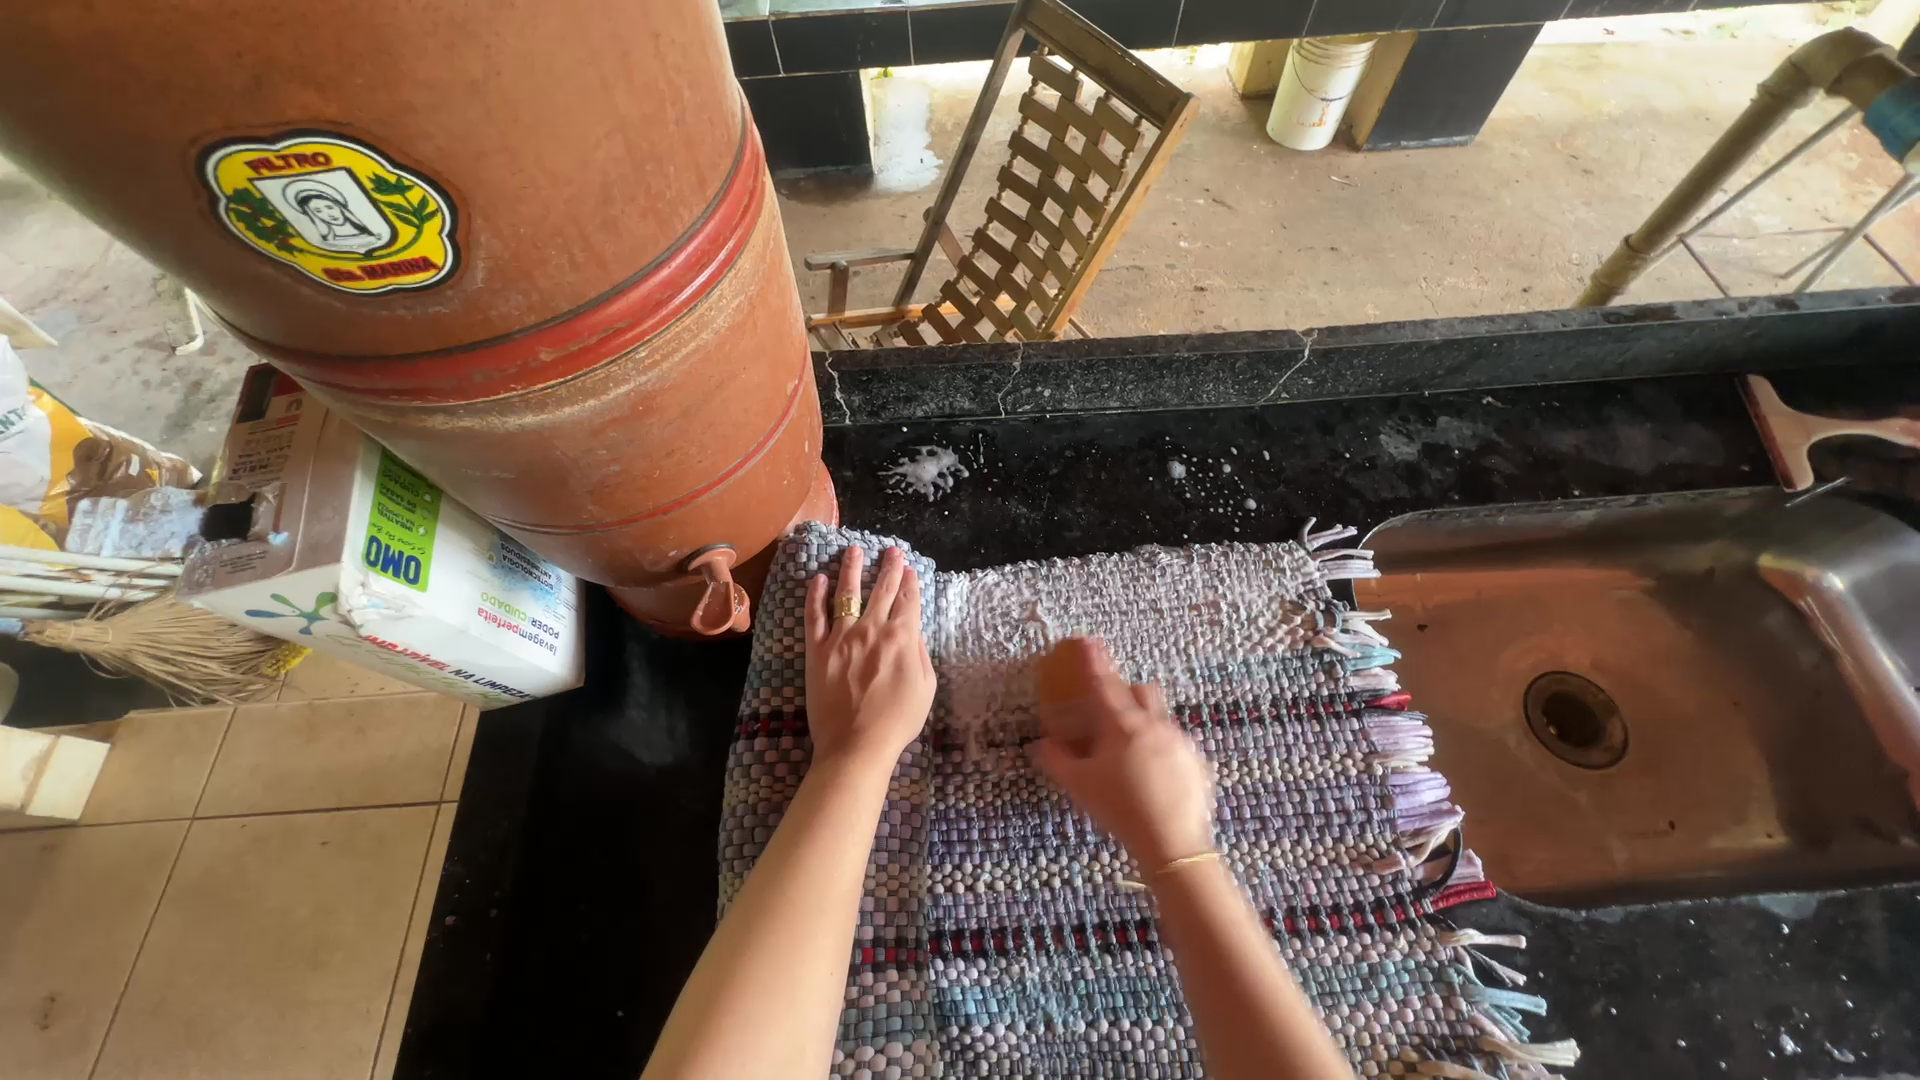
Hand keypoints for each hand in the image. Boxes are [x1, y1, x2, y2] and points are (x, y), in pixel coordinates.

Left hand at [804, 546, 935, 770]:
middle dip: (888, 567)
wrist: (857, 744)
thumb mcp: (926, 688)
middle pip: (882, 590)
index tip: (909, 569)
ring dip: (852, 569)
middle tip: (891, 550)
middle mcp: (872, 629)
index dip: (910, 582)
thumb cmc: (897, 721)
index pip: (908, 601)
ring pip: (847, 593)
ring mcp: (842, 637)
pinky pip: (815, 616)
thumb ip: (921, 654)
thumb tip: (915, 632)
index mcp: (902, 638)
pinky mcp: (817, 650)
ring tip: (853, 550)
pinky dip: (815, 596)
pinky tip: (818, 579)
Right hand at [1027, 637, 1214, 869]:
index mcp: (1123, 725)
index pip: (1104, 684)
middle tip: (1110, 710)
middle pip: (1142, 690)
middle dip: (1127, 691)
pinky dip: (1162, 750)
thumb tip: (1039, 744)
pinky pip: (1177, 744)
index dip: (1094, 660)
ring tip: (1130, 753)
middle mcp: (1155, 725)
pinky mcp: (1197, 763)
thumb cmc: (1120, 810)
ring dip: (1144, 723)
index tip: (1088, 641)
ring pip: (1161, 718)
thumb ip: (1057, 760)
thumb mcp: (1079, 786)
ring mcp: (1181, 743)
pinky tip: (1153, 777)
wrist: (1172, 844)